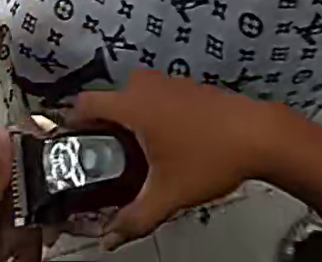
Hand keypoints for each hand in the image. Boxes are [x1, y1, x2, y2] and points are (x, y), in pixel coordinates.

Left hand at [0, 133, 34, 261]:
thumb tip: (6, 134)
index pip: (0, 150)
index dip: (24, 146)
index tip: (46, 150)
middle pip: (20, 181)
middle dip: (36, 189)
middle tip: (43, 201)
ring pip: (27, 212)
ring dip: (38, 220)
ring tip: (36, 232)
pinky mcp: (0, 256)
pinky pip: (27, 242)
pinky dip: (33, 246)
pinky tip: (30, 252)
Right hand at [69, 71, 297, 248]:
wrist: (255, 133)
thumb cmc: (209, 157)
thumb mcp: (167, 196)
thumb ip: (133, 220)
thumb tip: (109, 239)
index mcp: (134, 104)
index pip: (87, 102)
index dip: (70, 121)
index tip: (65, 143)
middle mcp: (147, 85)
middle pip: (109, 100)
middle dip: (101, 127)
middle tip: (97, 158)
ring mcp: (168, 82)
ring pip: (133, 97)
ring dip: (126, 120)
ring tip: (127, 156)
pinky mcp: (185, 87)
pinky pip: (153, 96)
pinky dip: (147, 114)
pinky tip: (159, 145)